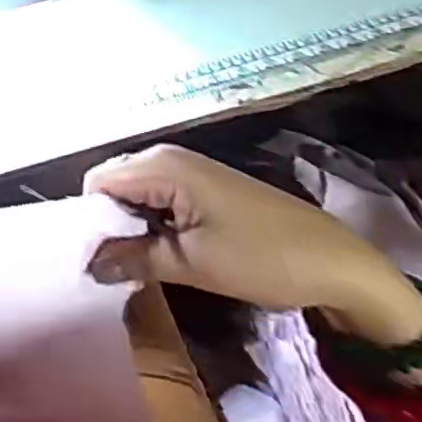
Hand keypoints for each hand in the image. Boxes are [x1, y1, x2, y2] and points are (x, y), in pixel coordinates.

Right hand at [84, 145, 421, 346]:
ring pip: (134, 189)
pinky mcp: (200, 182)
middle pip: (113, 182)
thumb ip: (135, 258)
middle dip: (106, 220)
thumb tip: (89, 264)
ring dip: (128, 223)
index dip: (89, 218)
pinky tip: (158, 248)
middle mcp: (167, 156)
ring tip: (132, 262)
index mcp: (162, 165)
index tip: (91, 258)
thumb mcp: (193, 264)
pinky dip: (149, 219)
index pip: (98, 182)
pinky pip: (156, 193)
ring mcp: (185, 167)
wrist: (332, 258)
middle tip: (111, 265)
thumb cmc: (262, 257)